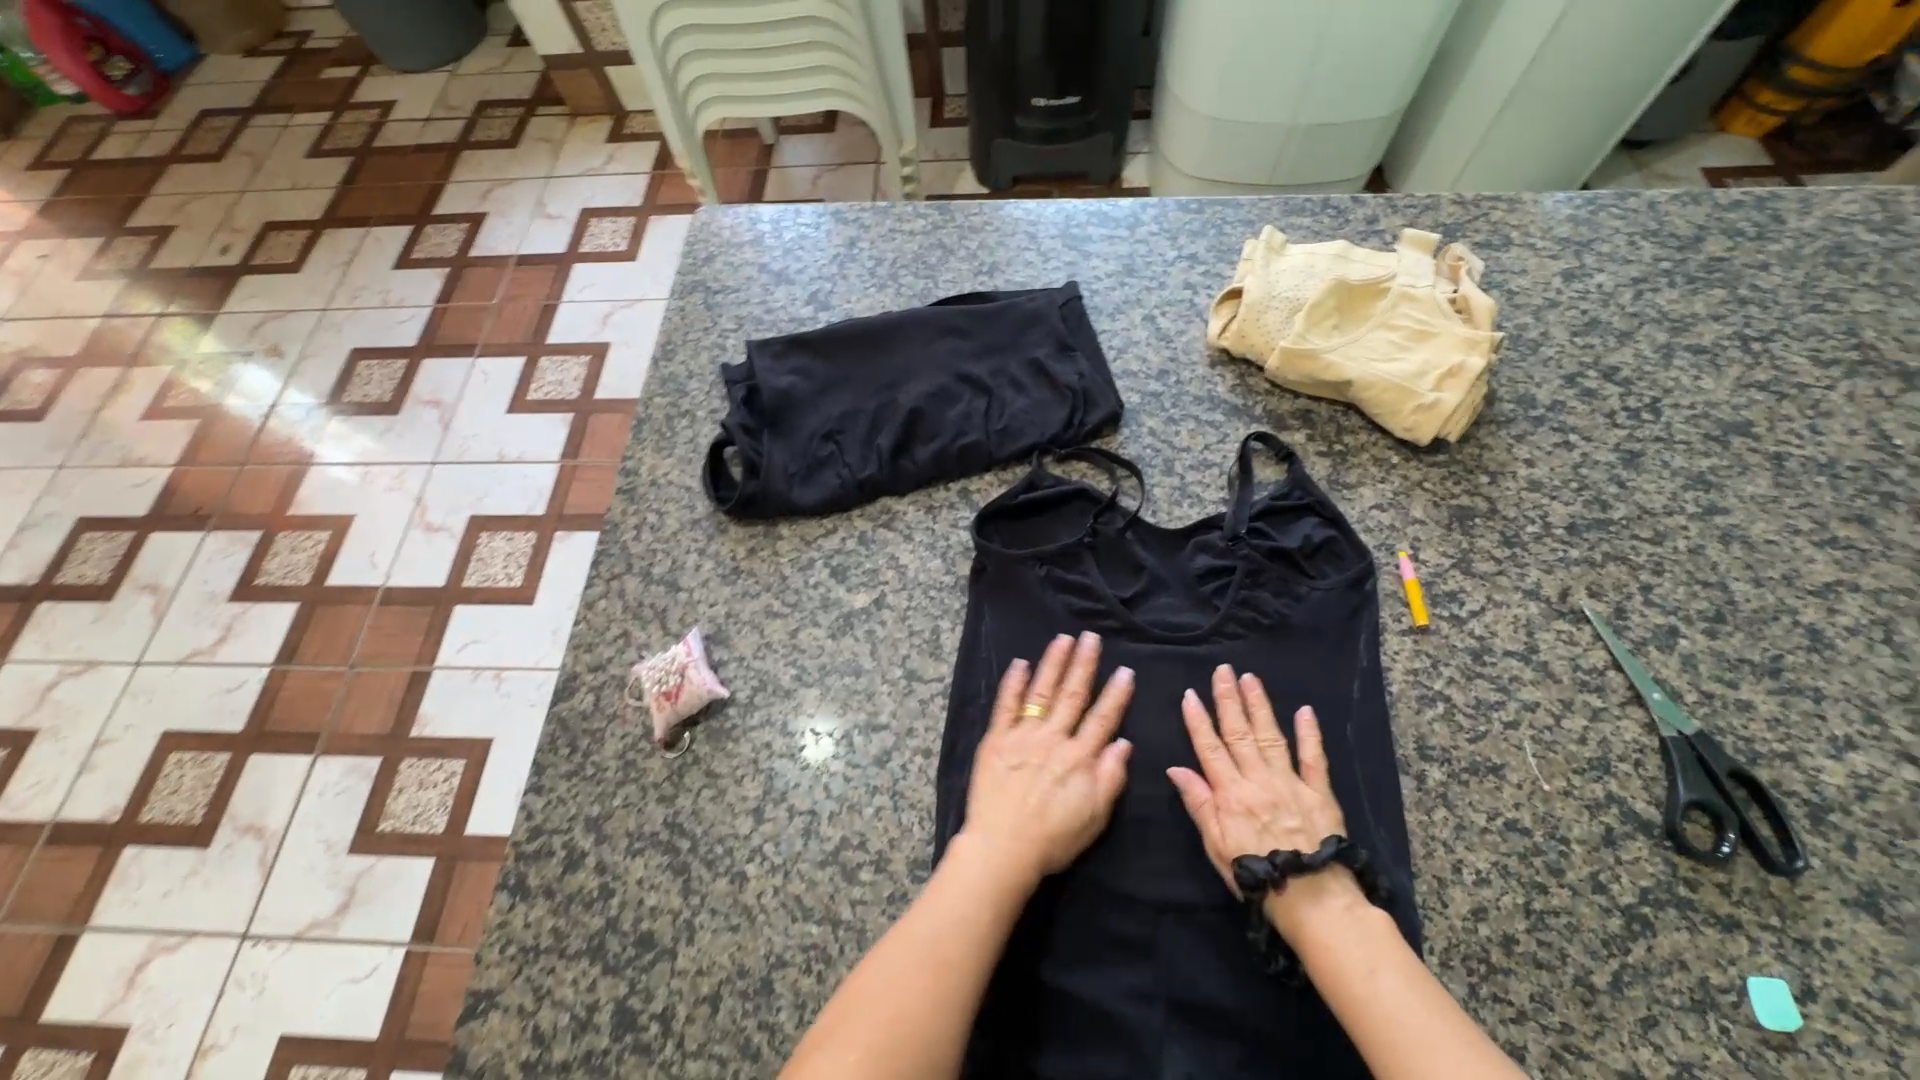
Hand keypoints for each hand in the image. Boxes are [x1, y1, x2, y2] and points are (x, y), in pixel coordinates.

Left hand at [958, 632, 1134, 887]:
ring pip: (1042, 693)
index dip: (1116, 694)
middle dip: (1084, 664)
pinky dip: (1013, 683)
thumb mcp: (1095, 816)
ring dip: (1053, 664)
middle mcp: (1053, 740)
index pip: (1103, 718)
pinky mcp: (995, 741)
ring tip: (1063, 639)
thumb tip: (1123, 743)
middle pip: (1073, 696)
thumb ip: (1110, 777)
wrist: (1003, 848)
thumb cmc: (1053, 839)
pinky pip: (1005, 706)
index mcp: (1080, 758)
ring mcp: (1022, 737)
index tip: (1125, 670)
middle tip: (1091, 638)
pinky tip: (1020, 664)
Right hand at [1168, 665, 1368, 944]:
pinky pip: (1313, 758)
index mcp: (1231, 794)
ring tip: (1250, 679)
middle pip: (1239, 734)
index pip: (1210, 749)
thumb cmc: (1255, 875)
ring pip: (1271, 736)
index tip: (1190, 694)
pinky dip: (1309, 733)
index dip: (1199, 721)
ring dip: (1260, 706)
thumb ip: (1199, 805)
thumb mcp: (1216, 846)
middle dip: (1229, 700)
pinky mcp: (1319, 792)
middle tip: (1223, 671)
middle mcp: (1258, 780)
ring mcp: (1291, 783)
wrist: (1311, 896)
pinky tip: (1304, 711)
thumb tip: (1176, 769)